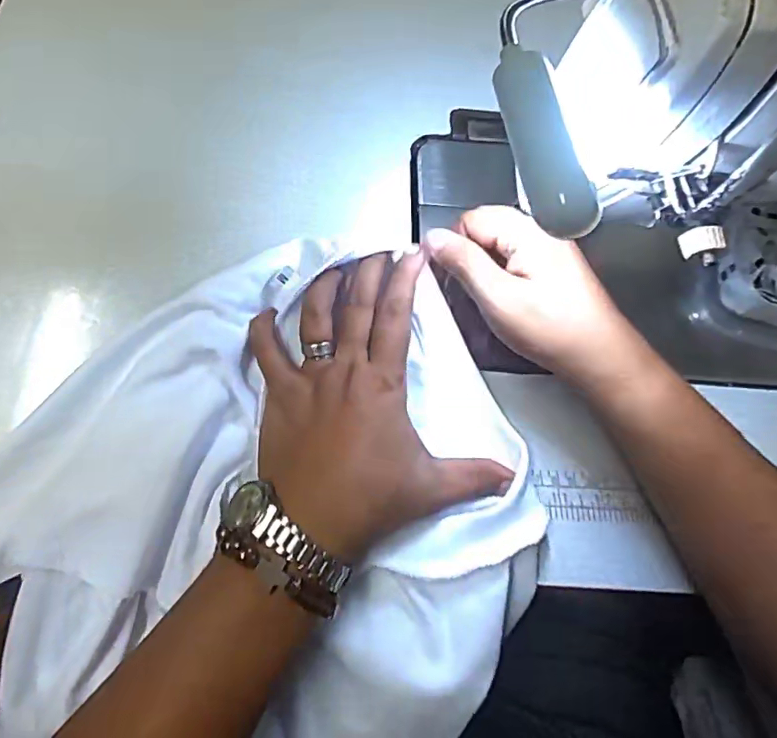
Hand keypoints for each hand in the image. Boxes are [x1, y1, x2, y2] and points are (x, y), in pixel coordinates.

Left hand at [248, 250, 514, 559]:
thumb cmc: (371, 499)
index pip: (397, 317)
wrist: (308, 528)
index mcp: (383, 381)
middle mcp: (345, 369)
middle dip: (369, 272)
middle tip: (377, 249)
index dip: (405, 280)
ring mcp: (309, 379)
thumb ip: (473, 475)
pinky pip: (266, 354)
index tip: (412, 253)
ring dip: (325, 288)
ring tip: (335, 267)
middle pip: (358, 307)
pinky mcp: (279, 395)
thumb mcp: (430, 487)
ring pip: (315, 319)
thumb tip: (514, 475)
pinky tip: (264, 313)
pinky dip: (262, 331)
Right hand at [425, 206, 654, 387]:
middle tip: (468, 293)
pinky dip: (502, 277)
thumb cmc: (556, 330)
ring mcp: (549, 246)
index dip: (453, 247)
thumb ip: (464, 262)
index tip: (450, 277)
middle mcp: (540, 230)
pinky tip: (508, 302)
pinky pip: (514, 258)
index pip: (470, 218)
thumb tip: (435, 238)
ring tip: (489, 302)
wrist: (598, 354)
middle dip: (468, 258)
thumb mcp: (498, 298)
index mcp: (527, 230)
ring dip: (484, 270)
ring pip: (497, 245)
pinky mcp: (552, 264)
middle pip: (484, 228)